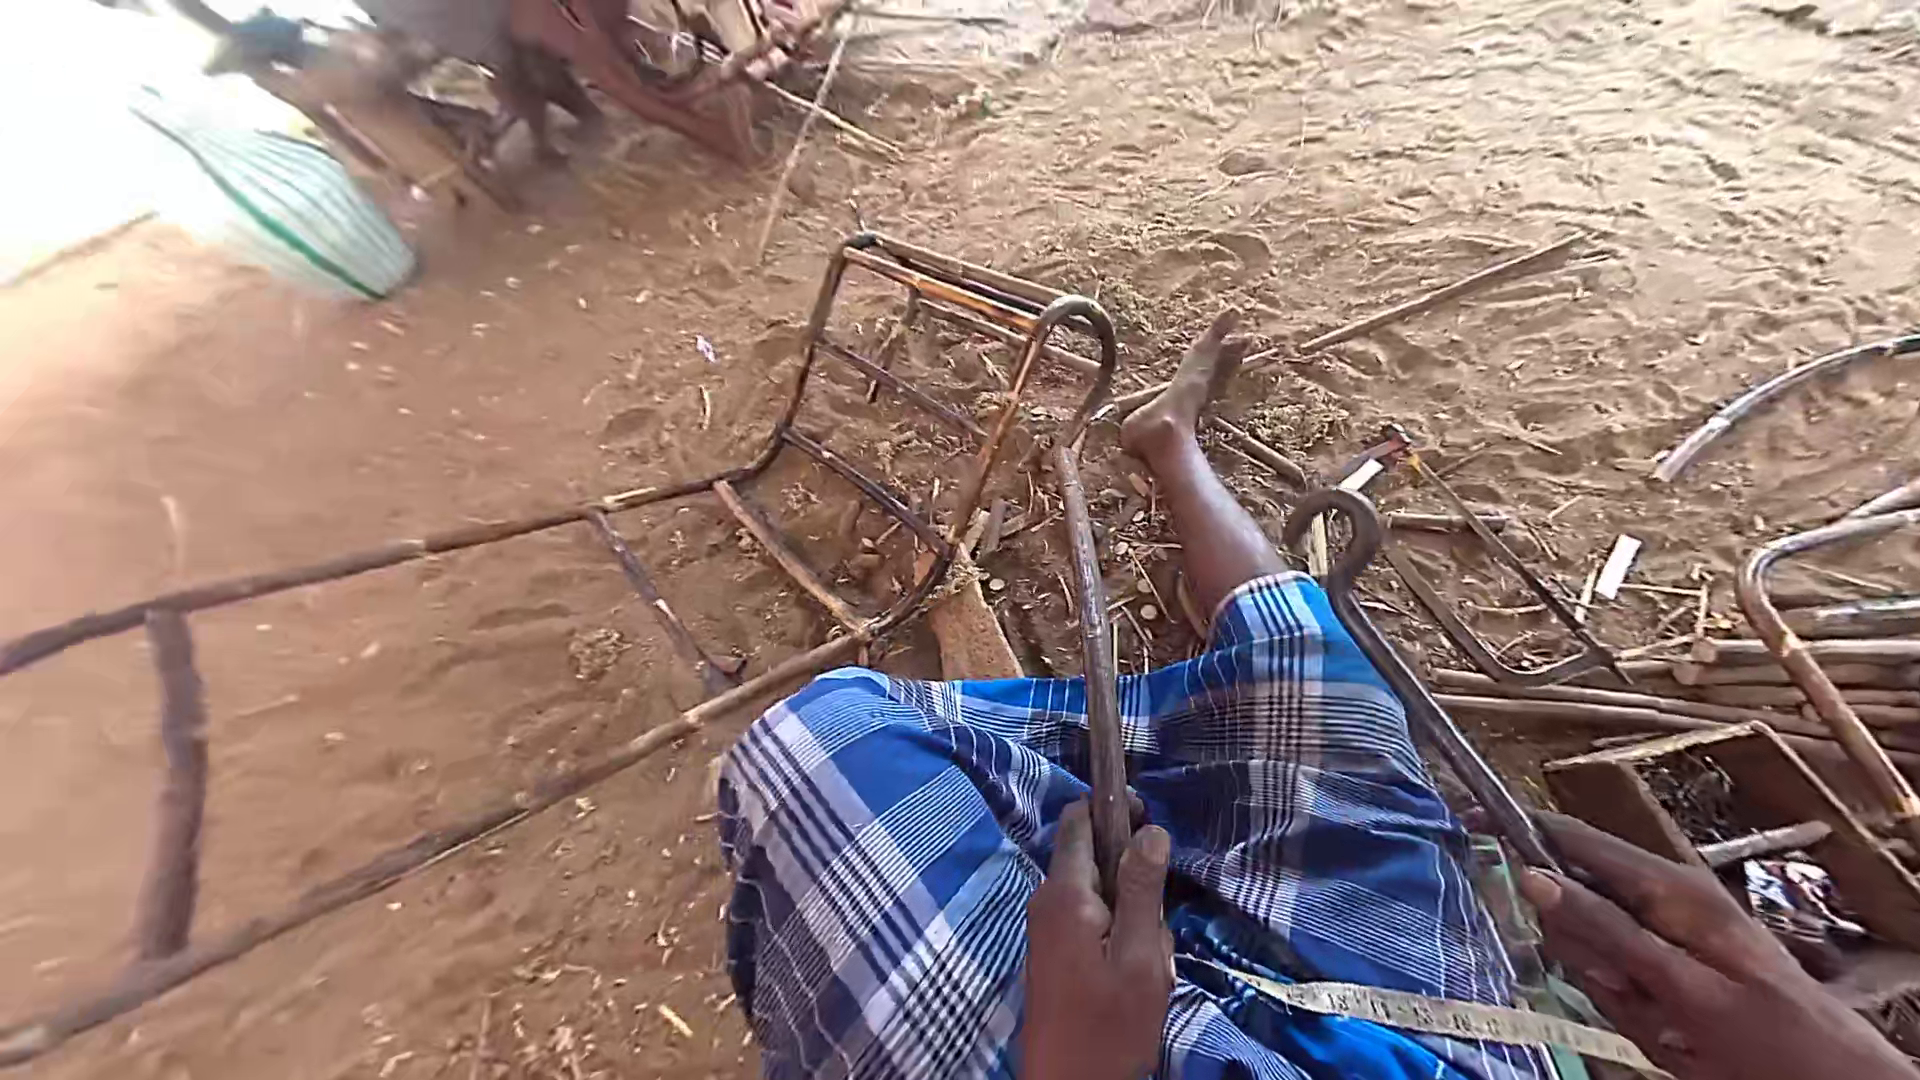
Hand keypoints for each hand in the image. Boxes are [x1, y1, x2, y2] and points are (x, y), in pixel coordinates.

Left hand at [1021, 799, 1173, 1079]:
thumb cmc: (1108, 1025)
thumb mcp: (1139, 957)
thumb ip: (1143, 889)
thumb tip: (1151, 829)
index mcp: (1064, 889)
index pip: (1078, 819)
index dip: (1111, 808)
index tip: (1147, 818)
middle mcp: (1047, 895)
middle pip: (1090, 854)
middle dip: (1128, 871)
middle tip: (1158, 915)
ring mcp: (1045, 921)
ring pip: (1094, 888)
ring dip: (1127, 907)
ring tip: (1148, 955)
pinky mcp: (1051, 945)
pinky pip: (1087, 915)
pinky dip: (1115, 926)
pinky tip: (1132, 968)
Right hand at [1520, 812, 1917, 1079]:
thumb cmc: (1784, 1048)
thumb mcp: (1689, 990)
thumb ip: (1605, 928)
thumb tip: (1528, 873)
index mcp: (1664, 887)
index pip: (1565, 834)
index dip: (1512, 823)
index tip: (1463, 820)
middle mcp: (1652, 900)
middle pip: (1562, 892)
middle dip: (1577, 942)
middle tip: (1620, 986)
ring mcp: (1654, 934)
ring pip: (1576, 935)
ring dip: (1600, 978)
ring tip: (1654, 1017)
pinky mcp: (1655, 966)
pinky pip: (1600, 967)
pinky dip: (1617, 998)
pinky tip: (1660, 1026)